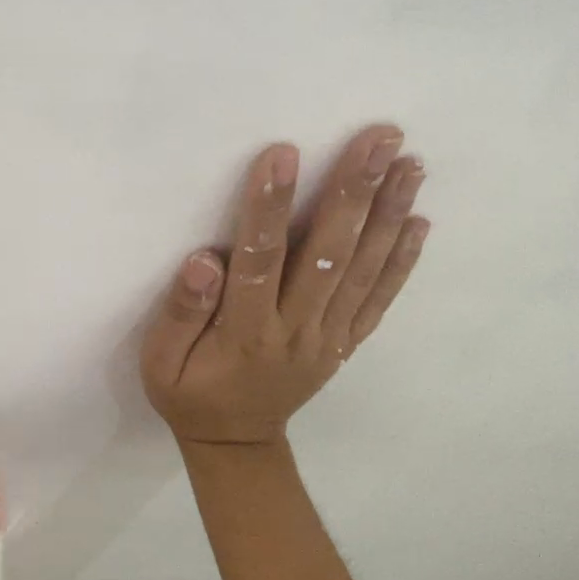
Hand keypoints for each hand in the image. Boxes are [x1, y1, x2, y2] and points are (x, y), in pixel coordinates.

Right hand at [141, 124, 429, 444]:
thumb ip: (181, 314)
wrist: (235, 441)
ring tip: (410, 163)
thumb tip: (204, 260)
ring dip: (387, 214)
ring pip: (362, 271)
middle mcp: (295, 331)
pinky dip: (401, 261)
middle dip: (353, 193)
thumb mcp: (160, 363)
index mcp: (244, 333)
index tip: (283, 156)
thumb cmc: (189, 395)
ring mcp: (327, 338)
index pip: (259, 262)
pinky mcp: (344, 344)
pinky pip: (378, 300)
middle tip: (380, 138)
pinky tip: (418, 220)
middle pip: (327, 256)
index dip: (269, 209)